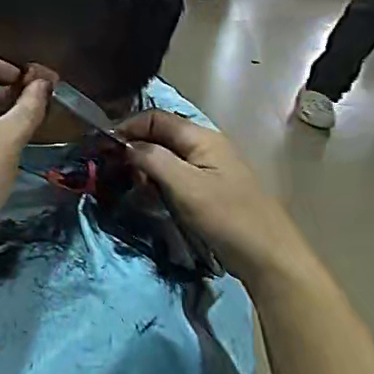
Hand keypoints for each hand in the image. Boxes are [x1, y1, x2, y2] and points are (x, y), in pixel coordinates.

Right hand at [115, 110, 306, 287]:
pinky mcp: (210, 188)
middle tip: (117, 170)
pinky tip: (153, 196)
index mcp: (201, 137)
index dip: (129, 127)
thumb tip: (127, 145)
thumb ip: (153, 159)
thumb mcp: (185, 186)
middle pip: (161, 135)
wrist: (268, 255)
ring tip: (134, 186)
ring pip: (168, 156)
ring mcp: (210, 167)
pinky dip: (160, 180)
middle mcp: (206, 145)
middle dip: (136, 148)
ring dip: (147, 166)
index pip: (156, 118)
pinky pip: (178, 174)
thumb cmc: (226, 217)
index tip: (105, 147)